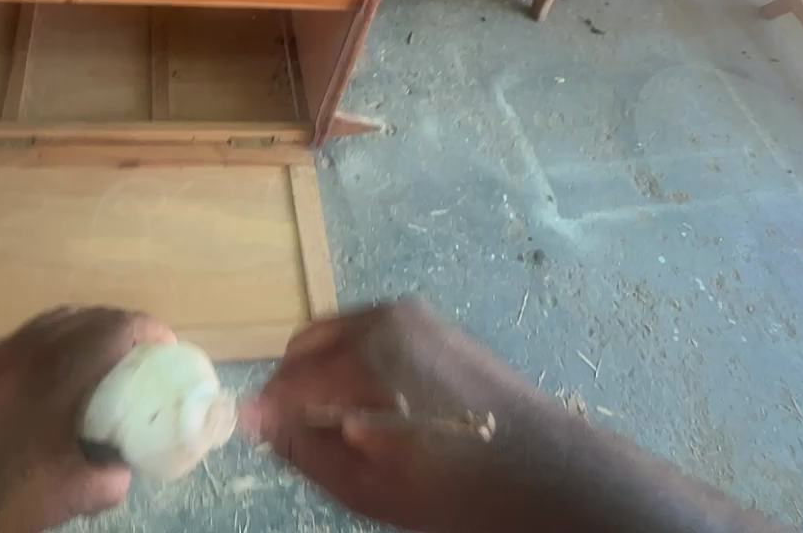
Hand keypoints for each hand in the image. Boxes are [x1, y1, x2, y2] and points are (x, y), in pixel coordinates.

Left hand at [0, 307, 172, 532]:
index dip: (147, 329)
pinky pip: (26, 336)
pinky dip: (53, 339)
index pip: (114, 329)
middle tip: (138, 349)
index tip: (165, 345)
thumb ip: (108, 477)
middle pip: (87, 315)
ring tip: (101, 353)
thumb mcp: (66, 497)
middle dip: (120, 324)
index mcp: (57, 375)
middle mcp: (28, 352)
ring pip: (54, 319)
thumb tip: (124, 468)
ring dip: (86, 326)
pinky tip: (55, 370)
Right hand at [244, 300, 787, 532]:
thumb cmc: (460, 491)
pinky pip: (367, 334)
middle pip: (308, 345)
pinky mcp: (427, 319)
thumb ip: (305, 447)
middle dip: (297, 388)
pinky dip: (355, 364)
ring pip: (336, 336)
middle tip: (312, 440)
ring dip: (325, 375)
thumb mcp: (373, 487)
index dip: (270, 410)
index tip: (267, 440)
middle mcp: (384, 315)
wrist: (548, 470)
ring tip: (349, 429)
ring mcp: (409, 312)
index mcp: (369, 351)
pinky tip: (379, 408)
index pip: (290, 376)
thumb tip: (254, 418)